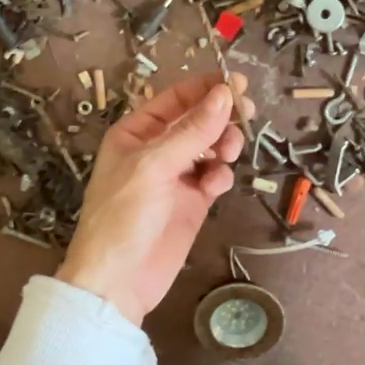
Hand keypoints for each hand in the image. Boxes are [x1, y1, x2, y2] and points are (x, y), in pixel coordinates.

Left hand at [57, 73, 256, 326]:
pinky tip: (216, 183)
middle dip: (221, 116)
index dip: (204, 89)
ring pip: (210, 148)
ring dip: (224, 144)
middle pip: (197, 121)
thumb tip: (224, 94)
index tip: (236, 83)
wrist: (117, 281)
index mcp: (134, 134)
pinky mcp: (192, 204)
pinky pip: (214, 177)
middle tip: (247, 113)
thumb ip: (191, 132)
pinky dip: (220, 175)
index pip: (174, 100)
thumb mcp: (153, 167)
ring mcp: (175, 178)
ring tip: (228, 152)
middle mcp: (156, 151)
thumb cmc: (122, 217)